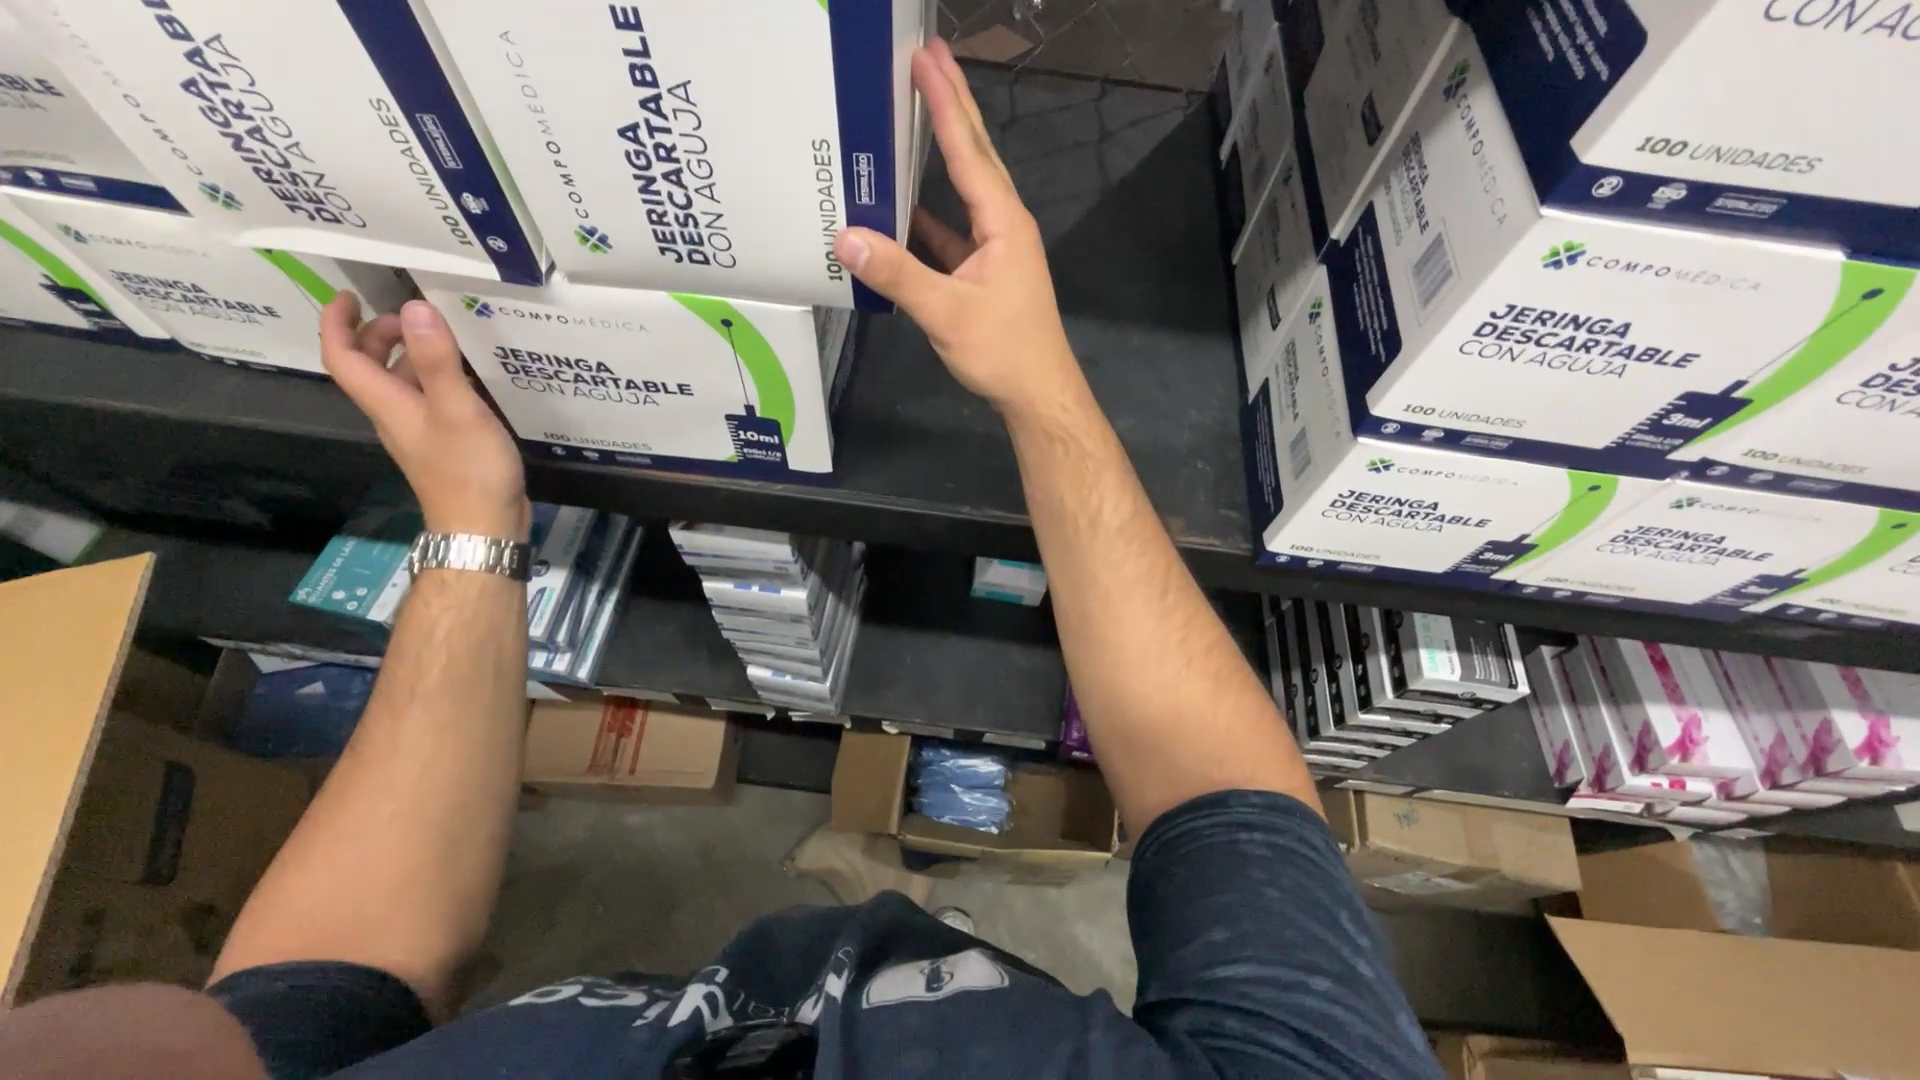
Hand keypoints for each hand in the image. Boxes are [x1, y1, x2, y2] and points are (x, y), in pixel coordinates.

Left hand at [321, 294, 530, 541]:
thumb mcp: (457, 409)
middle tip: (411, 316)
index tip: (349, 296)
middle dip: (379, 335)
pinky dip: (439, 381)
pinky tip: (471, 381)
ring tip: (445, 340)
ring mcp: (419, 433)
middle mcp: (395, 415)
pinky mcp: (443, 446)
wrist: (482, 527)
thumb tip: (414, 307)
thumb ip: (437, 360)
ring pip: (400, 385)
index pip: (343, 357)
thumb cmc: (468, 470)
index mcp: (388, 403)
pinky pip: (429, 402)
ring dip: (411, 357)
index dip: (337, 323)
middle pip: (370, 368)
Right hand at [833, 39, 1080, 417]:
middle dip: (950, 104)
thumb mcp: (946, 313)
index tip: (924, 57)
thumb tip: (845, 236)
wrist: (1036, 392)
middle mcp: (1002, 224)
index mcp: (1002, 221)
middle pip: (973, 154)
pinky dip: (926, 217)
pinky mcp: (982, 272)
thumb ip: (897, 274)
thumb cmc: (1003, 351)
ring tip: (913, 114)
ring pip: (963, 189)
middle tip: (927, 57)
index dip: (944, 102)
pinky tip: (901, 209)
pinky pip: (951, 231)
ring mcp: (994, 248)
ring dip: (940, 153)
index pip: (968, 150)